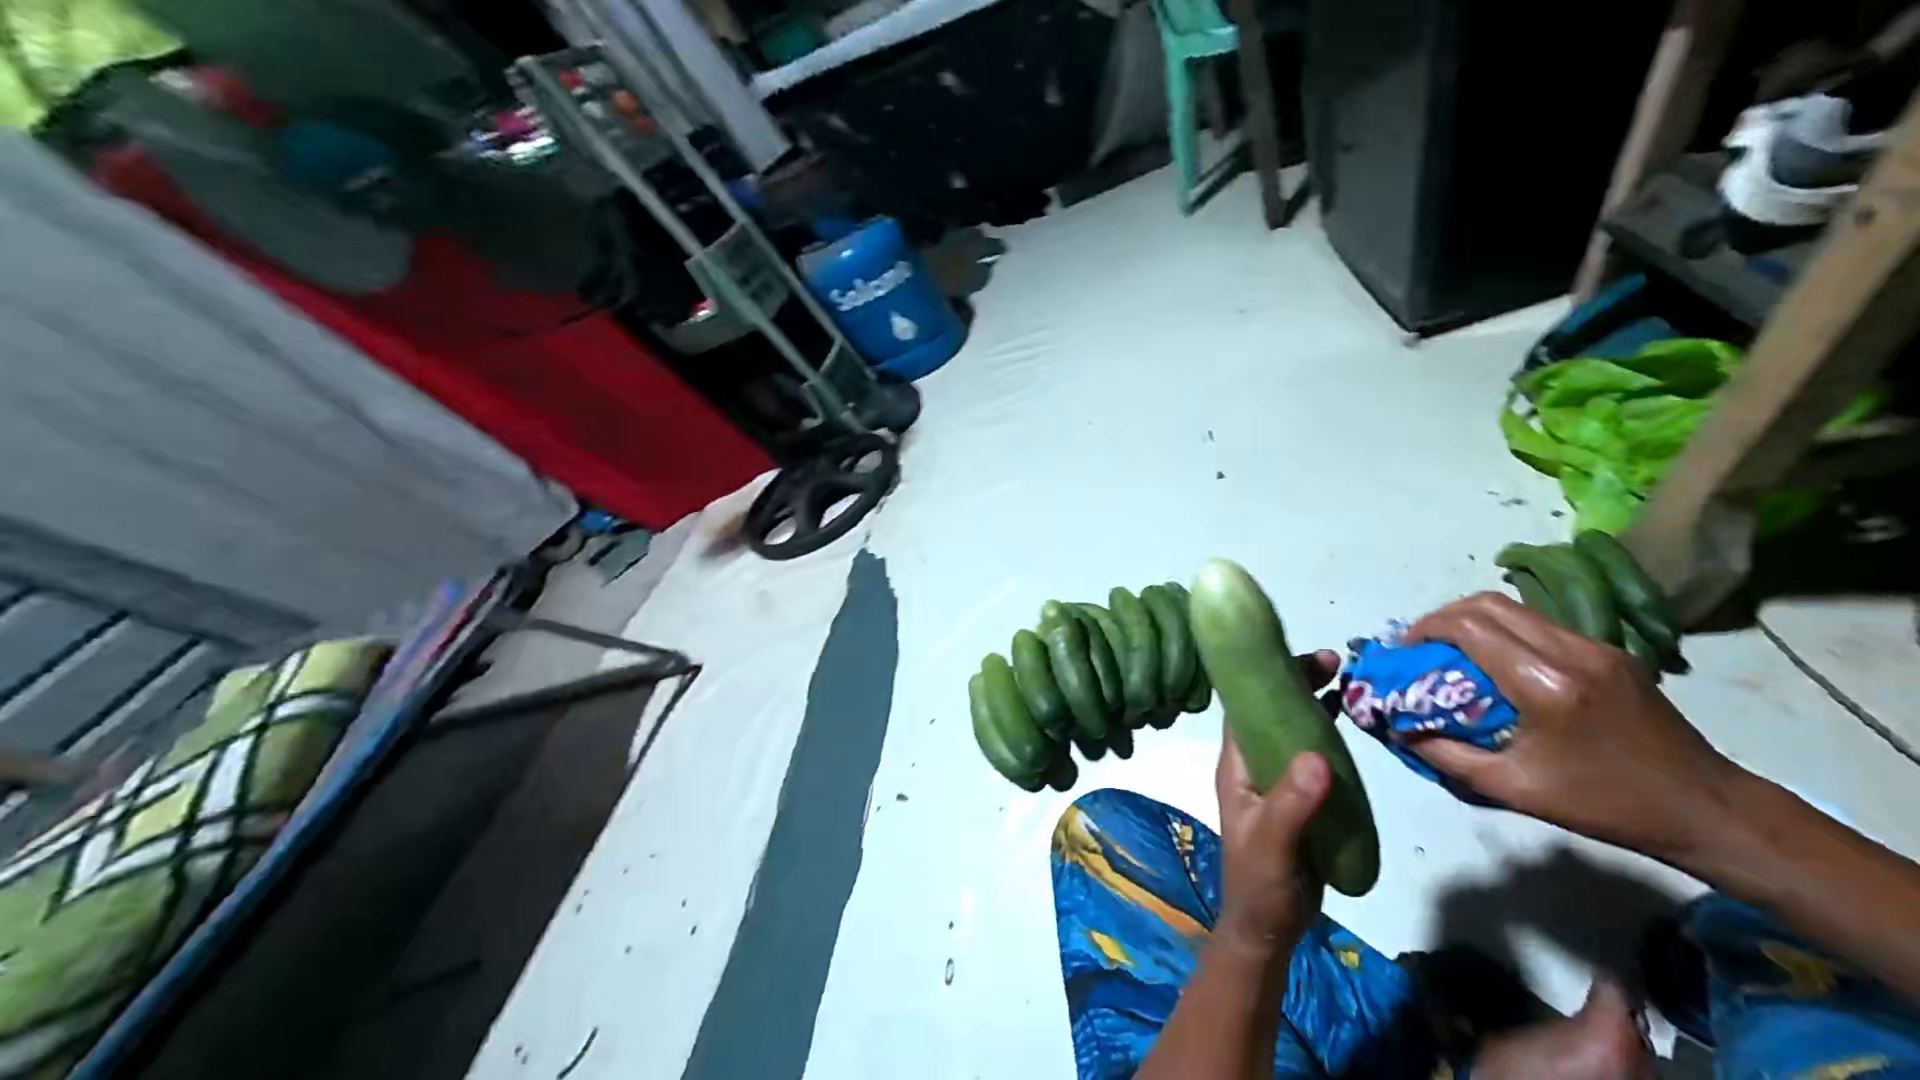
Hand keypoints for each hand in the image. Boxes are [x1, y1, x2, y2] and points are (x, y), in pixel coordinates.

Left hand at [1213, 651, 1338, 961]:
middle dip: (1296, 682)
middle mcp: (1253, 764)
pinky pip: (1312, 755)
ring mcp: (1275, 779)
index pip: (1246, 706)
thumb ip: (1292, 803)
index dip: (1268, 676)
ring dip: (1314, 704)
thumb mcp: (1273, 842)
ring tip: (1343, 679)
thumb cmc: (1260, 883)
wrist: (1268, 926)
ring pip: (1292, 729)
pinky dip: (1328, 736)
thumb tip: (1317, 756)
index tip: (1301, 657)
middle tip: (1332, 662)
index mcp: (1237, 765)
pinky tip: (1348, 723)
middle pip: (1271, 710)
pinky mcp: (1298, 796)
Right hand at [1405, 592, 1740, 860]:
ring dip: (1474, 621)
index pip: (1469, 627)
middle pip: (1489, 604)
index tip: (1404, 650)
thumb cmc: (1604, 804)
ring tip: (1453, 651)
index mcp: (1546, 685)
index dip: (1426, 629)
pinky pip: (1541, 625)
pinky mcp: (1611, 653)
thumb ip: (1445, 753)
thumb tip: (1398, 728)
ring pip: (1515, 609)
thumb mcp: (1512, 788)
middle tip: (1422, 646)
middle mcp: (1572, 653)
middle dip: (1443, 618)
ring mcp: (1596, 648)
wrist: (1708, 809)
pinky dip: (1504, 631)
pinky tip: (1498, 662)